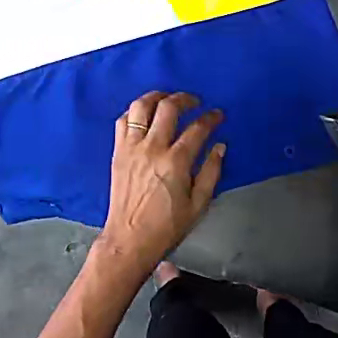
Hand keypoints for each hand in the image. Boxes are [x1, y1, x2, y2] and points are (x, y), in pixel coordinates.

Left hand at [97, 92, 225, 272]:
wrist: (129, 241)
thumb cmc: (167, 225)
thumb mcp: (199, 203)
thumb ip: (211, 171)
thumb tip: (220, 146)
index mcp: (176, 161)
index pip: (198, 128)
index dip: (211, 117)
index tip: (218, 115)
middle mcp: (152, 148)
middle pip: (169, 107)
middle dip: (185, 99)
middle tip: (195, 101)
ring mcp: (131, 148)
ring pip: (141, 107)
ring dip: (157, 97)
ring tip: (168, 99)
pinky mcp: (118, 153)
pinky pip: (123, 121)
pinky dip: (135, 112)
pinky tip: (146, 115)